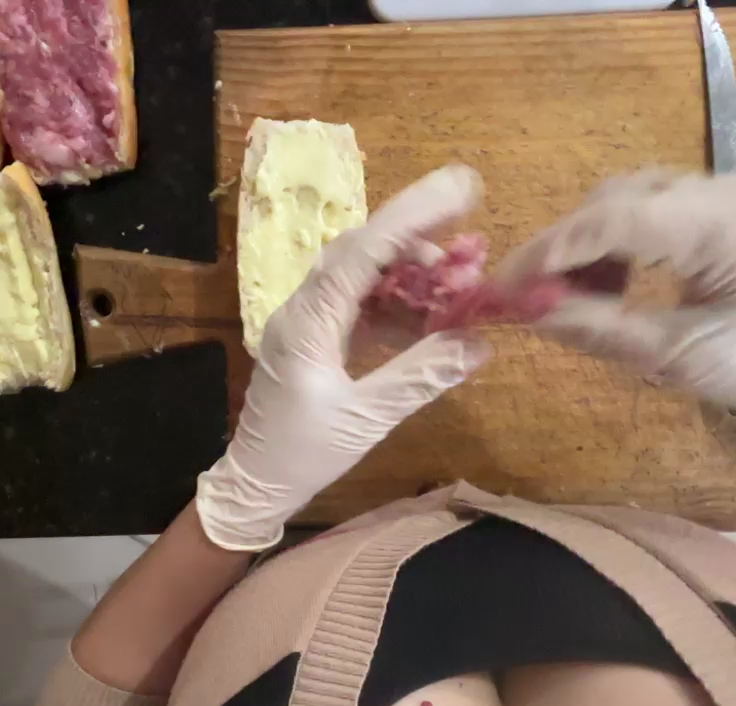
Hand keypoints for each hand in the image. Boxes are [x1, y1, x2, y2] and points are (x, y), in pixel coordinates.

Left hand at [196, 165, 492, 550]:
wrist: (256, 485)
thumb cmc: (302, 456)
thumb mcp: (366, 418)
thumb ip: (421, 376)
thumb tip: (480, 343)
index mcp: (307, 323)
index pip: (362, 251)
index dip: (413, 215)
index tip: (463, 190)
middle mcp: (301, 311)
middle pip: (360, 254)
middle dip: (417, 240)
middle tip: (471, 240)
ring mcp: (304, 325)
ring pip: (360, 278)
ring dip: (408, 275)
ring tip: (457, 283)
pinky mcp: (312, 342)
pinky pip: (356, 308)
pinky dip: (394, 305)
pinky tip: (427, 315)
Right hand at [497, 170, 735, 467]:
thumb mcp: (675, 357)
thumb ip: (598, 328)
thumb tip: (526, 311)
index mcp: (731, 223)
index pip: (617, 218)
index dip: (550, 250)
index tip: (501, 286)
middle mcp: (734, 187)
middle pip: (619, 197)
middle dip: (564, 246)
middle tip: (525, 296)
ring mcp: (735, 190)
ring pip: (631, 198)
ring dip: (588, 244)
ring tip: (570, 297)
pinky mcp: (730, 205)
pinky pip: (655, 209)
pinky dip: (617, 244)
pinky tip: (610, 283)